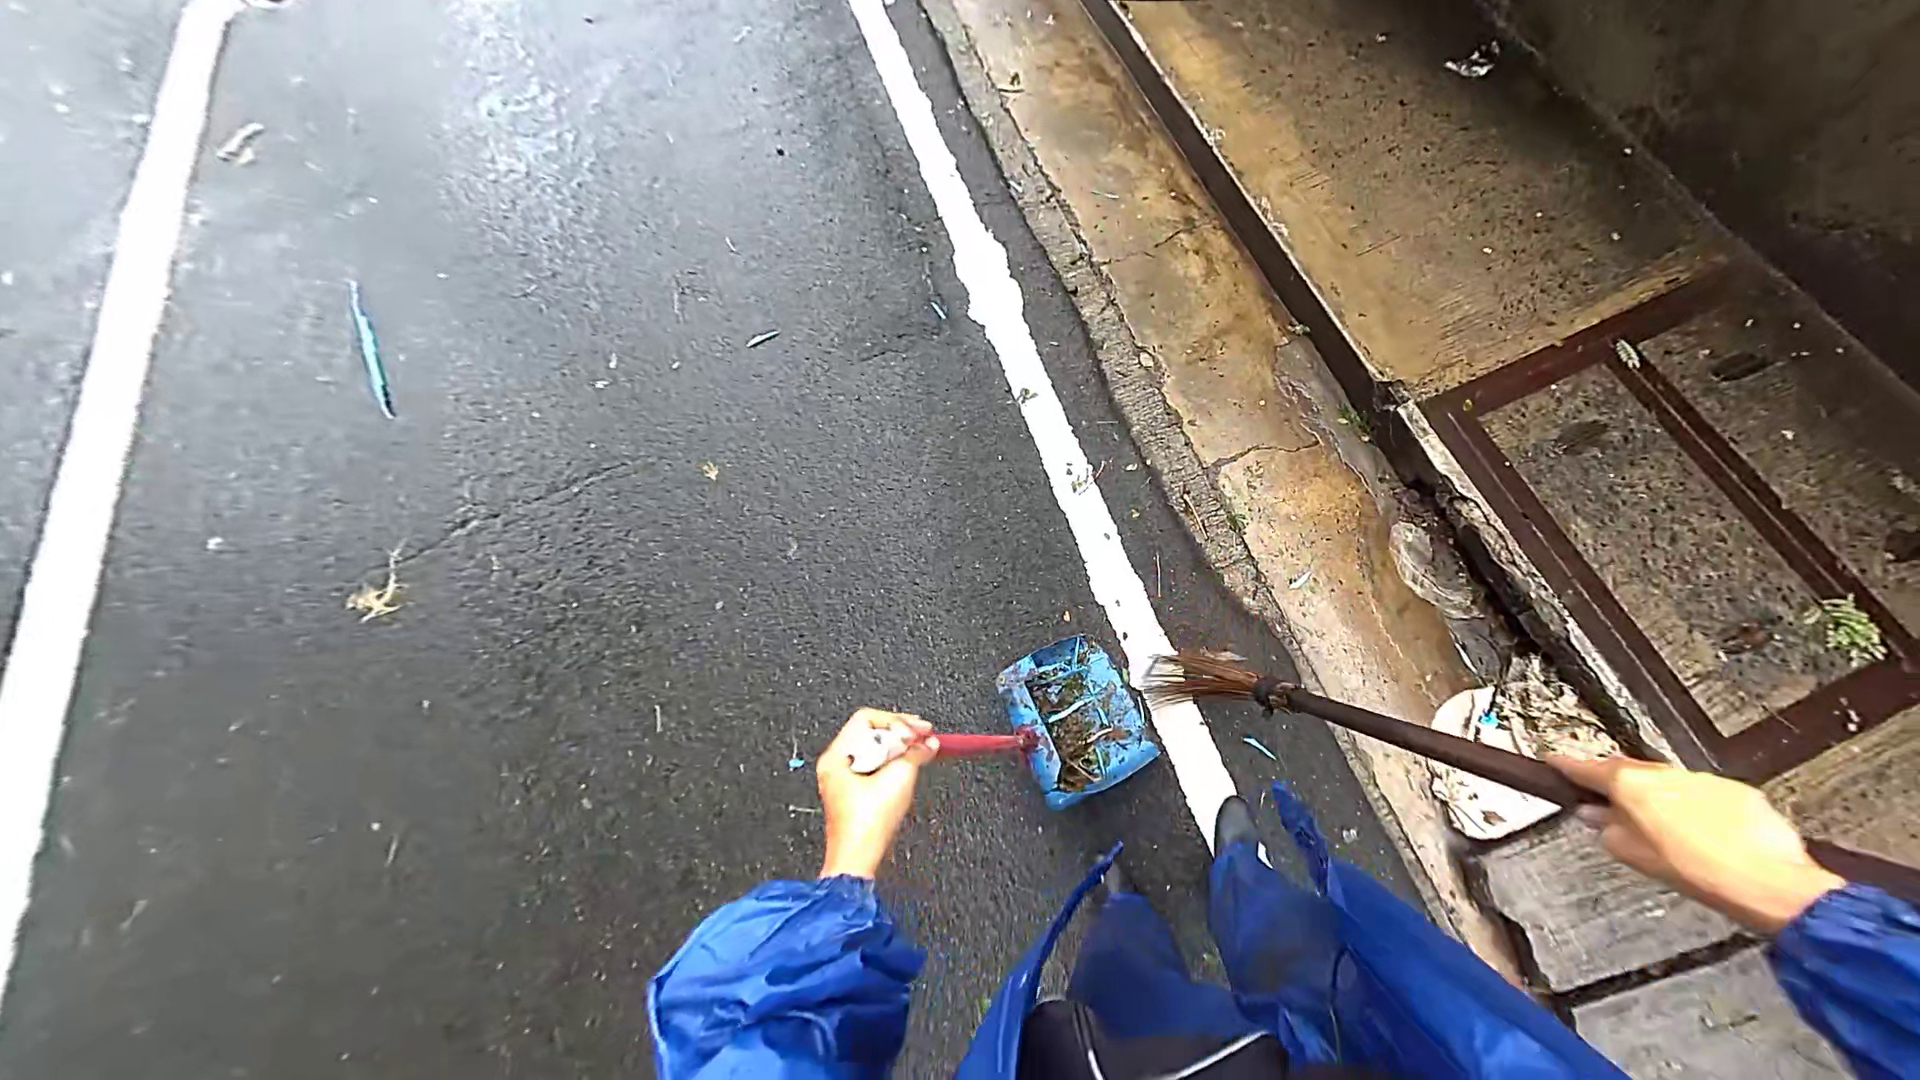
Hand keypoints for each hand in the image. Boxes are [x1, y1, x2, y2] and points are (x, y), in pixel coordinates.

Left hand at [816, 709, 938, 878]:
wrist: (857, 860)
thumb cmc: (867, 826)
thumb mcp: (900, 778)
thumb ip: (916, 753)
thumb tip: (929, 743)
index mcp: (838, 755)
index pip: (867, 719)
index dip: (897, 721)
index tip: (919, 730)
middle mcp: (836, 763)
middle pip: (870, 731)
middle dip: (900, 732)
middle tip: (924, 736)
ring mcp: (842, 778)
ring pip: (873, 748)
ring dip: (899, 747)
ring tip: (920, 750)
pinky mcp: (852, 791)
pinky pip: (873, 764)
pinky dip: (892, 761)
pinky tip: (909, 765)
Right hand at [1547, 755, 1843, 933]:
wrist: (1772, 887)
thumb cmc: (1698, 871)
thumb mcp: (1627, 852)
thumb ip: (1603, 826)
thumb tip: (1596, 816)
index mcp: (1625, 783)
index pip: (1580, 767)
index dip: (1563, 765)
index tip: (1554, 762)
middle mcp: (1660, 774)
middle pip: (1626, 771)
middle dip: (1619, 787)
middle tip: (1617, 810)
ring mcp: (1701, 781)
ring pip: (1666, 782)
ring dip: (1662, 799)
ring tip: (1672, 832)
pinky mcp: (1739, 793)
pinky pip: (1706, 793)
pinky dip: (1699, 808)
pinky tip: (1708, 835)